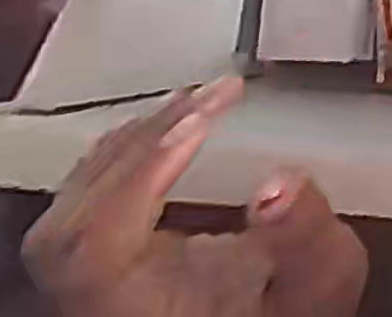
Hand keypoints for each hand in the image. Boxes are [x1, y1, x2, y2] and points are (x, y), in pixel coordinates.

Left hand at [22, 76, 367, 316]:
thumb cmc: (301, 304)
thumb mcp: (324, 273)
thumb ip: (303, 231)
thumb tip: (277, 185)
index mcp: (140, 309)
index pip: (95, 246)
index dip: (139, 176)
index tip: (203, 119)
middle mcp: (98, 301)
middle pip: (68, 226)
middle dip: (141, 147)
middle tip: (212, 95)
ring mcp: (96, 284)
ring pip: (68, 213)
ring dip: (132, 144)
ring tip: (197, 97)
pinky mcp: (110, 263)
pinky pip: (83, 209)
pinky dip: (122, 155)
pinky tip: (162, 127)